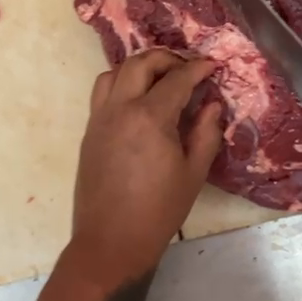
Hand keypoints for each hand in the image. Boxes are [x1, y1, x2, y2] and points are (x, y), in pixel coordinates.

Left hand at [67, 49, 223, 281]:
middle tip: (186, 68)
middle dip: (166, 58)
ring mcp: (100, 118)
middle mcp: (120, 109)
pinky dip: (121, 83)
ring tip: (159, 79)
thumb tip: (212, 105)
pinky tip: (139, 100)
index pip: (176, 79)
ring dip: (139, 67)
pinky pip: (102, 92)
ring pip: (115, 72)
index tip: (212, 66)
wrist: (111, 241)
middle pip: (140, 63)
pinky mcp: (89, 131)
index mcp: (150, 118)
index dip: (197, 68)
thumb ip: (206, 133)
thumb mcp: (193, 173)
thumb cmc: (158, 211)